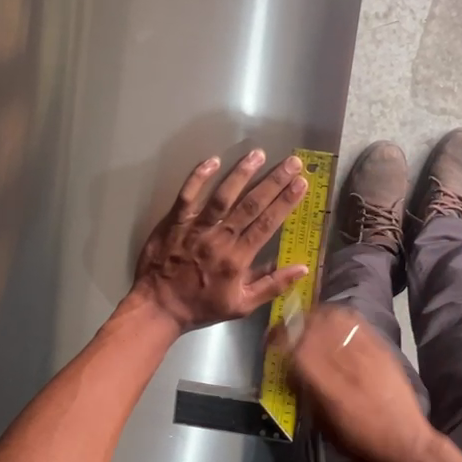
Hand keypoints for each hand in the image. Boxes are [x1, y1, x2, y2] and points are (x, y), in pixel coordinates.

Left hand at [129, 150, 309, 332]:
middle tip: (292, 162)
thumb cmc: (201, 306)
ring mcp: (195, 228)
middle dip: (273, 182)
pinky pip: (187, 195)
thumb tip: (303, 267)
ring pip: (222, 196)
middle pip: (250, 205)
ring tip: (258, 154)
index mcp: (237, 260)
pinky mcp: (174, 221)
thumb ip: (273, 285)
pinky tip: (213, 160)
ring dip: (241, 173)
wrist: (158, 307)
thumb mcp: (242, 305)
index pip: (267, 224)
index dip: (286, 202)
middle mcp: (219, 240)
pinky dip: (199, 177)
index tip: (301, 183)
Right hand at [278, 305, 436, 461]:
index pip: (293, 346)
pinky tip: (335, 324)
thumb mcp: (322, 423)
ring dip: (316, 317)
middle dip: (294, 324)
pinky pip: (354, 320)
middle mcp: (342, 360)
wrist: (405, 440)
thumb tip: (292, 371)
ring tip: (311, 323)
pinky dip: (339, 316)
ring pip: (332, 316)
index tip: (271, 341)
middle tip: (289, 330)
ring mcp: (363, 349)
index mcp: (323, 383)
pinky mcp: (379, 346)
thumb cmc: (360, 441)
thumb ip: (305, 392)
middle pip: (311, 325)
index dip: (277, 338)